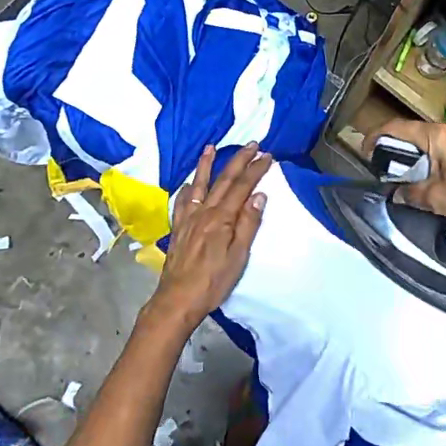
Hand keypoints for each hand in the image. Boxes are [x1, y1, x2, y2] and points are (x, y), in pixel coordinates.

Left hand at [152, 143, 270, 328]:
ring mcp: (188, 219)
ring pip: (198, 185)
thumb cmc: (213, 281)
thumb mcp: (239, 255)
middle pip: (223, 181)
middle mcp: (203, 213)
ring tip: (211, 147)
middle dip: (238, 160)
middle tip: (252, 144)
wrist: (177, 301)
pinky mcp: (178, 229)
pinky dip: (187, 189)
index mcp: (221, 218)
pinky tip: (188, 184)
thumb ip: (248, 223)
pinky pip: (182, 202)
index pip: (242, 187)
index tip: (268, 155)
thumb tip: (259, 195)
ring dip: (206, 165)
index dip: (255, 170)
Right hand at [362, 119, 445, 234]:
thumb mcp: (440, 200)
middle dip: (400, 155)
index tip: (364, 155)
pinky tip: (445, 183)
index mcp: (438, 135)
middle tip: (390, 177)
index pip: (396, 128)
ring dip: (422, 160)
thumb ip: (412, 194)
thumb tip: (397, 193)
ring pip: (436, 143)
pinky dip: (441, 162)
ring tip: (417, 185)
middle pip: (416, 135)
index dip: (376, 139)